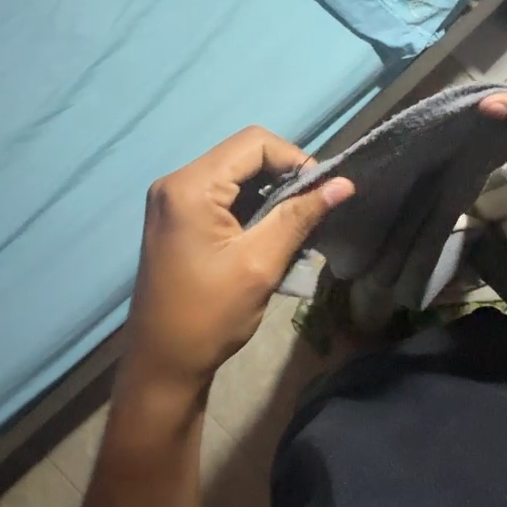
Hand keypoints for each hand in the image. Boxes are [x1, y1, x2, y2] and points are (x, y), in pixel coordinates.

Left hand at [122, 127, 353, 390]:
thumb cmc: (210, 315)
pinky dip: (252, 208)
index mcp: (190, 187)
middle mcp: (176, 183)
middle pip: (243, 155)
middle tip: (313, 211)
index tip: (322, 192)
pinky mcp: (177, 219)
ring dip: (270, 194)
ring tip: (297, 226)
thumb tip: (344, 184)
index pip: (254, 143)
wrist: (163, 362)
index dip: (295, 159)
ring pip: (235, 176)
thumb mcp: (261, 264)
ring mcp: (173, 201)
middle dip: (285, 177)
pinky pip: (222, 196)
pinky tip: (271, 235)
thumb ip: (300, 217)